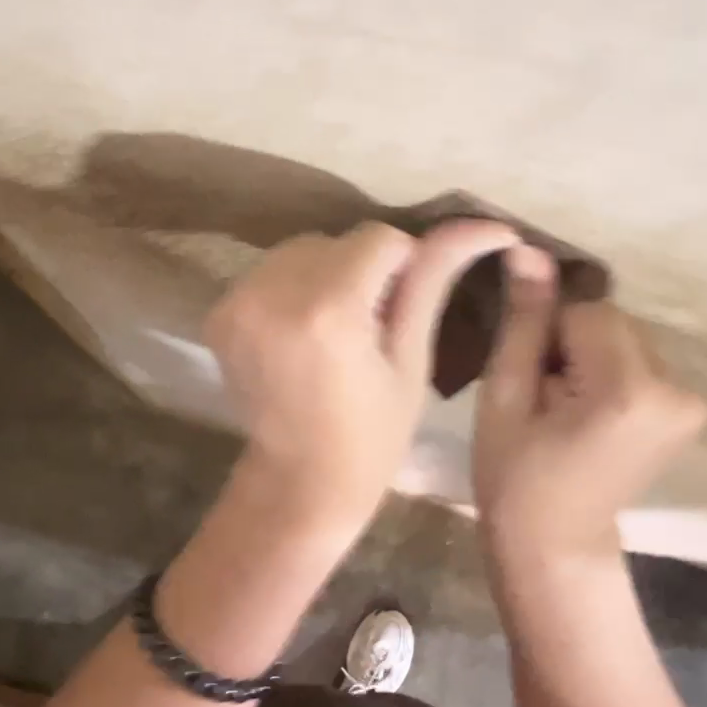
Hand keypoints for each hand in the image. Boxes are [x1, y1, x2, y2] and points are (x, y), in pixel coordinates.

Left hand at [206, 219, 517, 522]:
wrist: (299, 481)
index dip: (401, 268)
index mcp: (331, 308)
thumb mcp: (412, 359)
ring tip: (334, 333)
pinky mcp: (219, 315)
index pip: (379, 238)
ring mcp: (238, 303)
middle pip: (335, 242)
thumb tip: (487, 225)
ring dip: (324, 277)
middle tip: (367, 329)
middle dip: (360, 271)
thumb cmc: (373, 434)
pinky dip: (291, 293)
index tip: (398, 314)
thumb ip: (434, 280)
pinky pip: (269, 275)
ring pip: (299, 252)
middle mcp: (274, 294)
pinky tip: (302, 337)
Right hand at [473, 247, 706, 563]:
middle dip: (572, 345)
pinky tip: (590, 416)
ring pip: (625, 338)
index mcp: (628, 390)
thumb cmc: (515, 478)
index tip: (532, 383)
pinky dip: (611, 375)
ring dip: (592, 359)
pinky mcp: (692, 409)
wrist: (556, 544)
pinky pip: (640, 360)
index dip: (547, 337)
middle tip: (545, 399)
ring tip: (566, 411)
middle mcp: (676, 387)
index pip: (584, 312)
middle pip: (611, 321)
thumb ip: (523, 323)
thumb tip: (528, 251)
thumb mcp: (504, 398)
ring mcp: (691, 401)